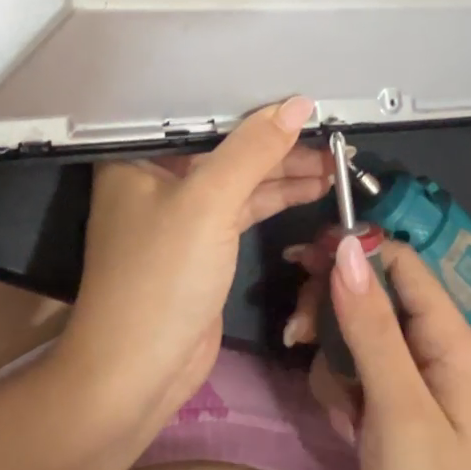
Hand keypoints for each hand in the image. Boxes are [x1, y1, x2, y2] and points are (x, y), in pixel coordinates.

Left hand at [60, 97, 330, 421]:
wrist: (135, 374)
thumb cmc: (160, 277)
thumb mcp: (209, 202)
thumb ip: (253, 151)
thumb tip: (298, 104)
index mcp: (138, 155)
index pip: (200, 114)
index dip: (250, 103)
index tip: (299, 95)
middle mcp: (156, 177)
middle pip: (224, 147)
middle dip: (276, 141)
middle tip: (329, 132)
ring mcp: (180, 212)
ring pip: (239, 178)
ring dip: (284, 171)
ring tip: (335, 160)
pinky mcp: (201, 244)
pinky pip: (243, 207)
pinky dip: (276, 197)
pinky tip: (312, 187)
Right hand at [286, 241, 470, 469]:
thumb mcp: (398, 407)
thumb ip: (371, 325)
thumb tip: (347, 244)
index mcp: (451, 337)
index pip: (400, 262)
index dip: (352, 252)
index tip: (300, 260)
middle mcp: (437, 347)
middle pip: (372, 296)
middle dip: (331, 312)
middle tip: (296, 336)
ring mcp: (418, 379)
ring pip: (357, 337)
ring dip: (334, 363)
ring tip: (338, 410)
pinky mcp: (399, 407)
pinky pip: (359, 375)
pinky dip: (343, 394)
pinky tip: (348, 428)